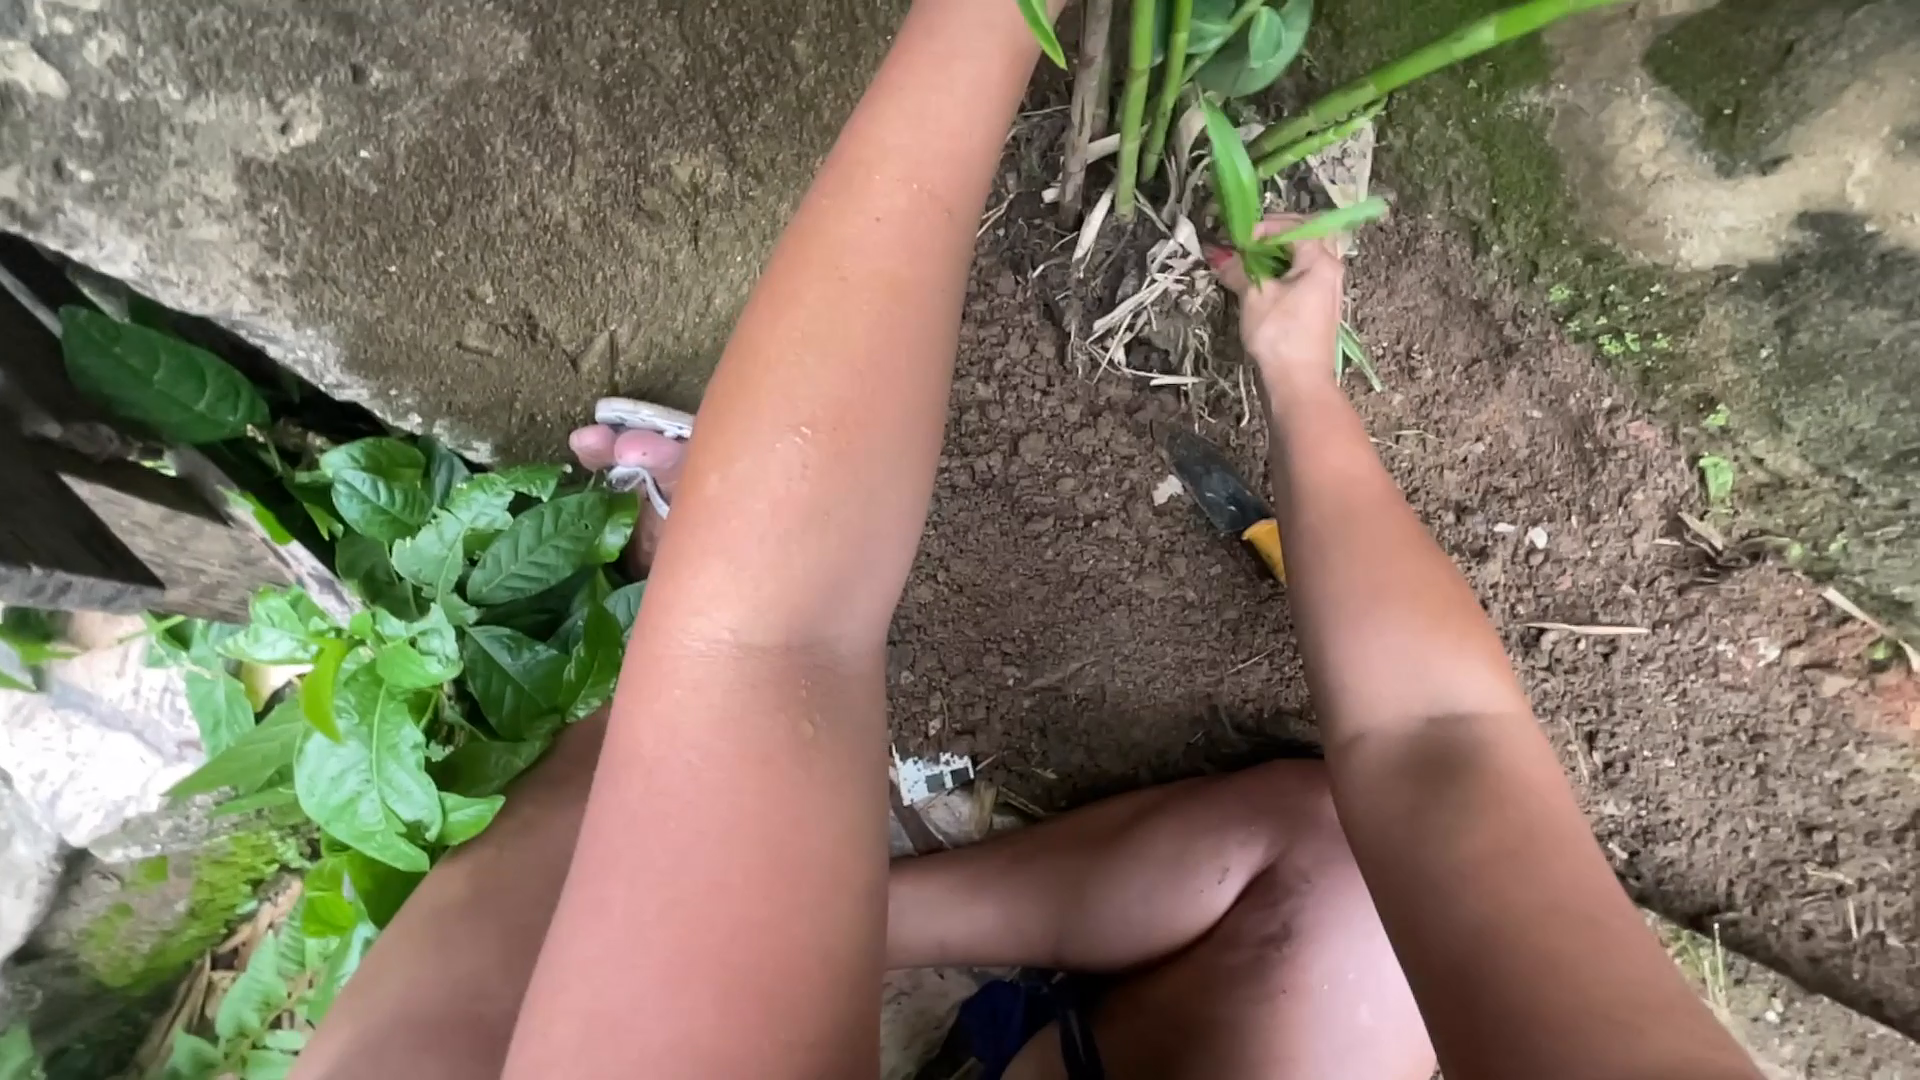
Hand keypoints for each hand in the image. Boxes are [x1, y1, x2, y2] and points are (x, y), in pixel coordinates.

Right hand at [1207, 216, 1343, 389]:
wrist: (1297, 382)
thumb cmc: (1279, 335)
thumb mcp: (1254, 297)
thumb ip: (1238, 270)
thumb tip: (1219, 255)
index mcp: (1321, 261)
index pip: (1296, 227)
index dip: (1266, 227)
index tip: (1239, 238)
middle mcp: (1330, 271)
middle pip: (1306, 240)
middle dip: (1275, 238)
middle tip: (1249, 244)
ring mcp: (1327, 292)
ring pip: (1303, 261)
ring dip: (1278, 258)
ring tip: (1252, 266)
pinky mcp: (1317, 310)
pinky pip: (1301, 280)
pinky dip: (1282, 276)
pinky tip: (1263, 287)